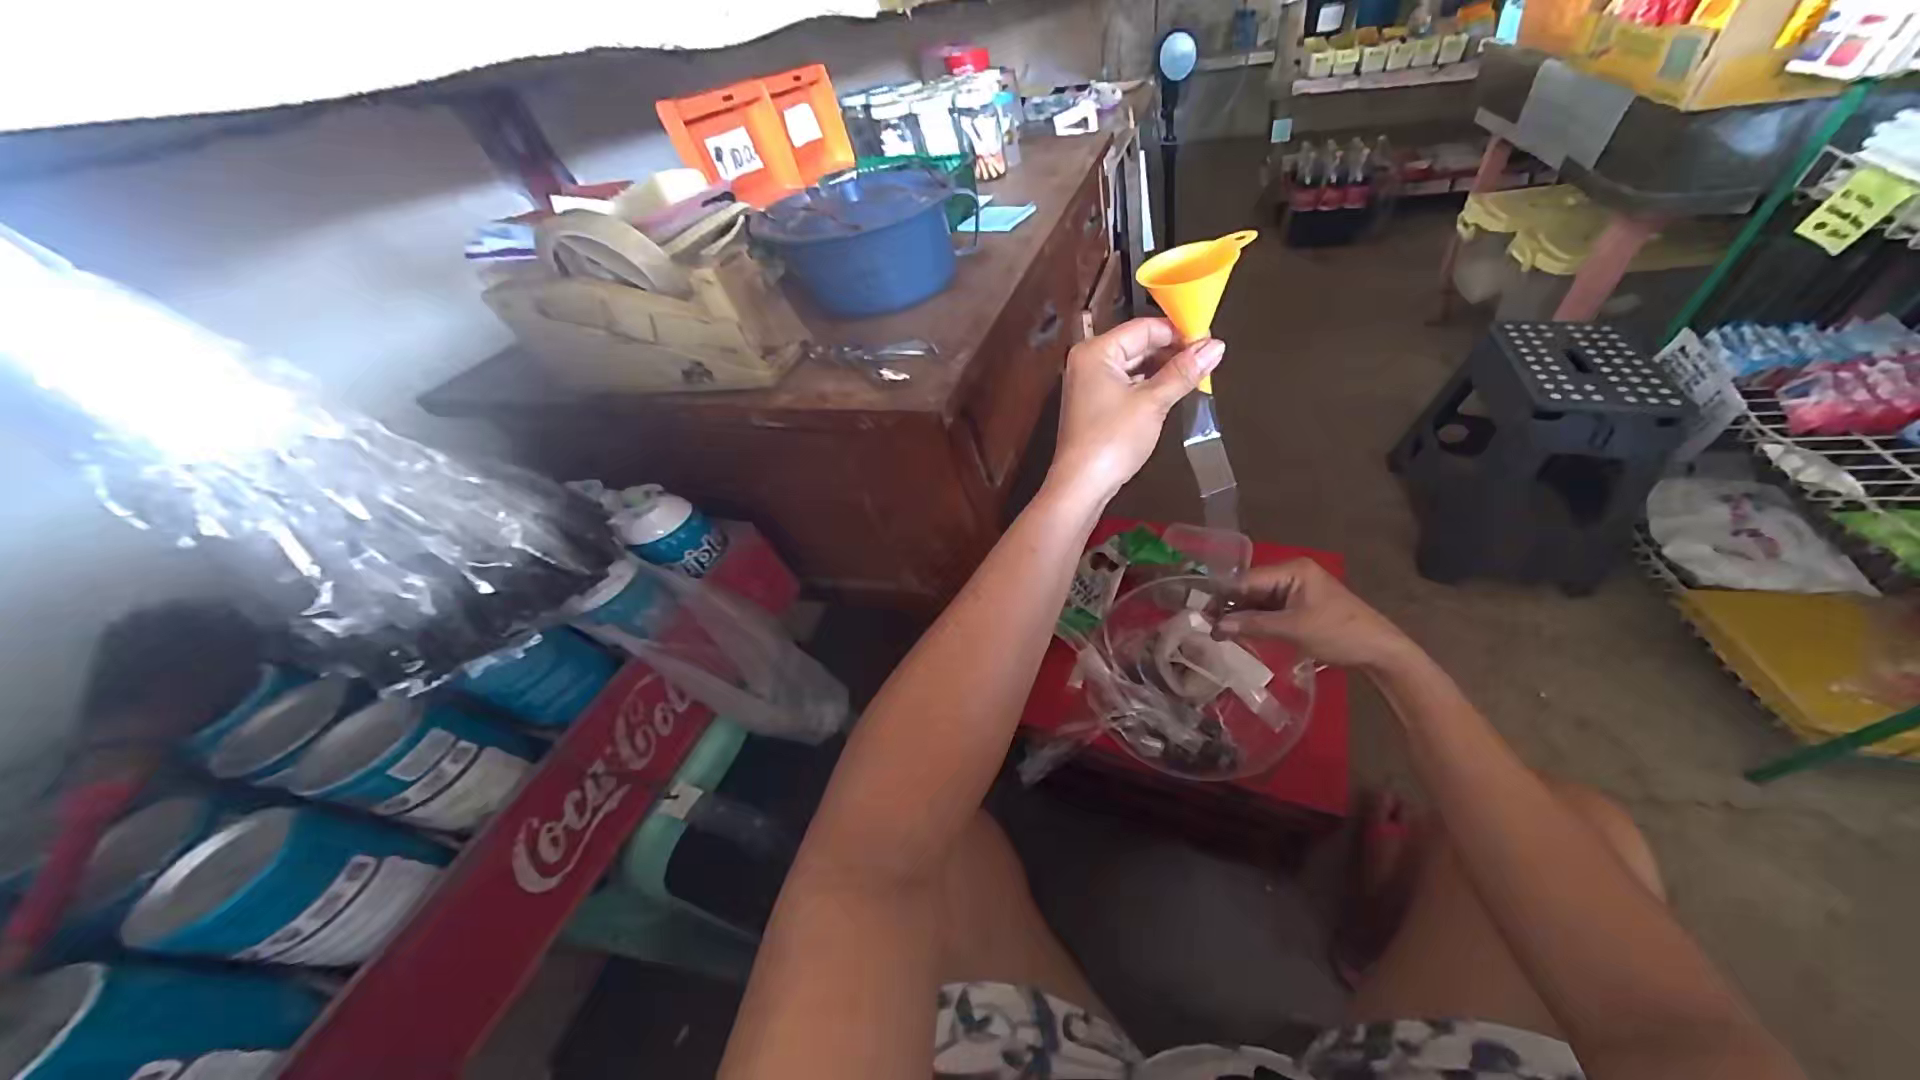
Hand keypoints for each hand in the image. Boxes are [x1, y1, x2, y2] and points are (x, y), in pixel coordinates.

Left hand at [1046, 318, 1222, 504]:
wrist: (1082, 485)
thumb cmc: (1111, 440)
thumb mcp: (1153, 402)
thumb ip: (1183, 372)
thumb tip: (1216, 347)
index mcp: (1096, 351)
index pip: (1144, 327)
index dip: (1178, 331)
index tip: (1210, 341)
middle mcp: (1088, 361)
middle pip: (1138, 344)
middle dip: (1172, 351)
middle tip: (1208, 359)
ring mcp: (1089, 384)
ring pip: (1134, 365)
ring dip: (1163, 369)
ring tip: (1196, 374)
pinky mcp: (1095, 405)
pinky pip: (1127, 384)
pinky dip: (1149, 385)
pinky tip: (1172, 390)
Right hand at [1213, 559, 1418, 671]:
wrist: (1380, 652)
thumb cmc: (1339, 633)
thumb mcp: (1293, 629)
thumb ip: (1253, 625)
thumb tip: (1216, 627)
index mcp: (1292, 570)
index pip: (1247, 579)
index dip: (1222, 596)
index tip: (1199, 612)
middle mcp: (1291, 574)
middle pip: (1250, 588)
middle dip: (1229, 607)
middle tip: (1204, 625)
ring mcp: (1295, 590)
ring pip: (1257, 600)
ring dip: (1240, 616)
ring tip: (1216, 632)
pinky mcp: (1298, 606)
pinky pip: (1268, 610)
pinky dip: (1254, 621)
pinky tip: (1237, 632)